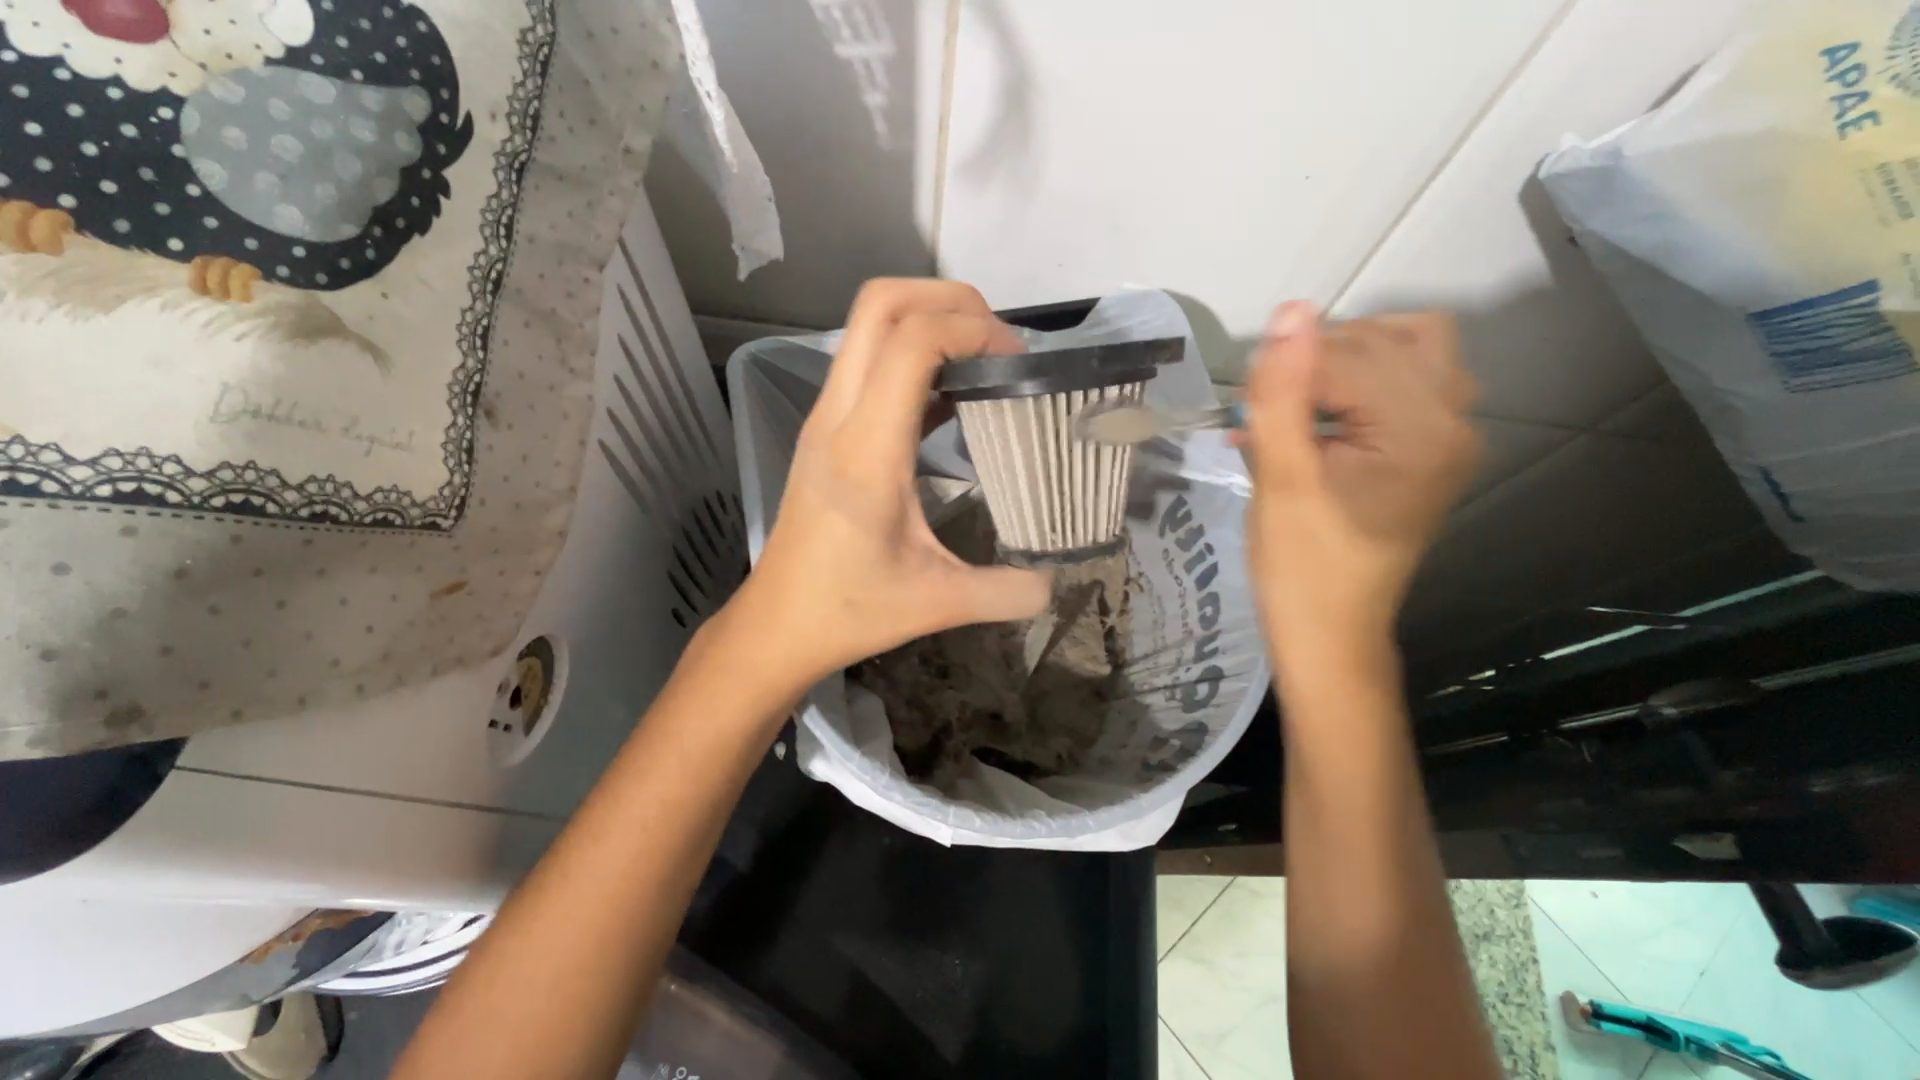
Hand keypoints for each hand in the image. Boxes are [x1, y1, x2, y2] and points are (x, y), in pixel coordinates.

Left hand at [720, 279, 1051, 685]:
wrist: (778, 624)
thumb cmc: (849, 610)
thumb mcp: (937, 604)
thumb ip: (1004, 593)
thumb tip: (1055, 583)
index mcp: (868, 450)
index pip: (913, 341)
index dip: (972, 329)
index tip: (1018, 364)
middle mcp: (839, 417)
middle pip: (881, 304)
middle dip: (948, 299)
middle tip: (1000, 341)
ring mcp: (826, 418)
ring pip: (869, 326)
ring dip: (928, 320)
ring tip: (983, 362)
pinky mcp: (827, 430)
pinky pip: (868, 363)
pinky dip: (913, 356)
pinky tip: (953, 397)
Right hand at [1240, 302, 1478, 672]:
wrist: (1331, 636)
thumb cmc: (1301, 568)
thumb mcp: (1281, 479)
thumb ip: (1284, 393)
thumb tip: (1291, 311)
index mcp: (1422, 431)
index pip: (1352, 354)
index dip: (1290, 367)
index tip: (1247, 404)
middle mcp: (1455, 423)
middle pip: (1392, 337)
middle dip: (1321, 358)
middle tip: (1267, 404)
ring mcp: (1451, 439)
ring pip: (1405, 353)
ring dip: (1343, 365)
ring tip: (1291, 409)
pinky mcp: (1434, 453)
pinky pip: (1404, 387)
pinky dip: (1356, 390)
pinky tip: (1307, 425)